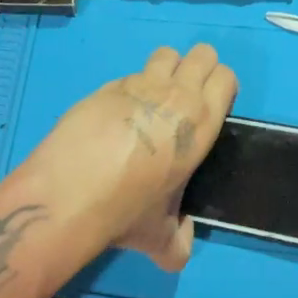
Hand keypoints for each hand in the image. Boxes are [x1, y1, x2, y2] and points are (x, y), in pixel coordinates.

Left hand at [15, 44, 236, 270]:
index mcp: (200, 123)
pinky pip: (128, 76)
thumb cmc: (127, 211)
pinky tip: (117, 118)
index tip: (212, 107)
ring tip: (155, 99)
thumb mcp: (162, 240)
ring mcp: (138, 84)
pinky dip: (130, 89)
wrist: (71, 191)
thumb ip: (181, 241)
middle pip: (202, 54)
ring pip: (166, 55)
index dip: (222, 87)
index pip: (226, 77)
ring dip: (167, 69)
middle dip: (199, 68)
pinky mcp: (106, 85)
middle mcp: (174, 94)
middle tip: (187, 98)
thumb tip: (181, 244)